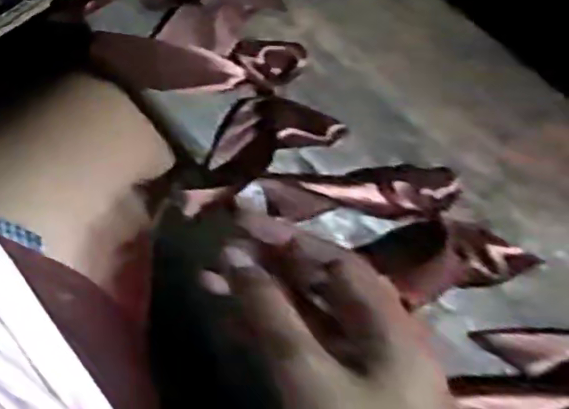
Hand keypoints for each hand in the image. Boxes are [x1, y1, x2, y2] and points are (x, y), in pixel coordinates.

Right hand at [218, 214, 449, 408]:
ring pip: (306, 306)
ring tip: (209, 272)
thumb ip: (266, 303)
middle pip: (323, 282)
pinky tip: (224, 303)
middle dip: (267, 257)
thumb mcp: (301, 363)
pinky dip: (261, 311)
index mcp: (391, 330)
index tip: (235, 219)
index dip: (288, 234)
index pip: (341, 261)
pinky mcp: (342, 381)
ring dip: (256, 283)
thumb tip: (229, 250)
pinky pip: (300, 331)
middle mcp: (383, 339)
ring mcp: (364, 363)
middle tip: (218, 243)